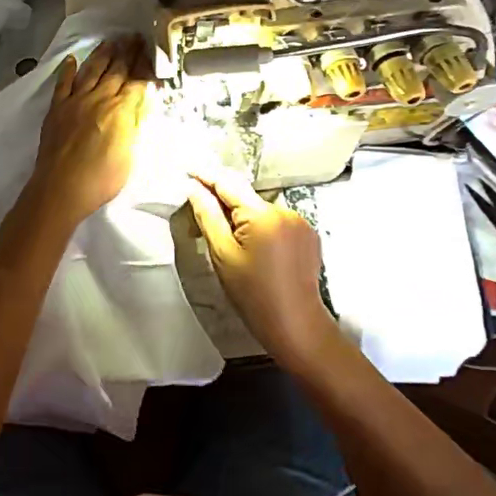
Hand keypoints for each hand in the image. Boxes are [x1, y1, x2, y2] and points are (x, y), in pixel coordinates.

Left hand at [29, 36, 149, 223]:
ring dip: (102, 54)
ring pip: (91, 70)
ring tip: (111, 41)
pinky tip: (71, 59)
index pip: (137, 81)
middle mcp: (99, 98)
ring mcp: (75, 101)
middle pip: (116, 69)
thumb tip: (142, 103)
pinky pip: (63, 83)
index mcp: (121, 110)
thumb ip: (135, 126)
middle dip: (127, 52)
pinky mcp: (57, 108)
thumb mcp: (130, 155)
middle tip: (134, 37)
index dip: (145, 65)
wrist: (61, 187)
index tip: (150, 51)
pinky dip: (67, 70)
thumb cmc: (101, 178)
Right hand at [187, 168, 339, 364]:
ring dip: (241, 218)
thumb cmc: (253, 293)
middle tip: (198, 219)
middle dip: (222, 203)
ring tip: (227, 242)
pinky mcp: (307, 236)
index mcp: (262, 214)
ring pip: (259, 210)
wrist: (296, 325)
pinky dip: (260, 228)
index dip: (206, 175)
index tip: (188, 170)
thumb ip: (207, 215)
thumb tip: (193, 187)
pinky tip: (253, 251)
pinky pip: (275, 222)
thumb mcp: (222, 254)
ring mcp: (300, 222)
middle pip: (244, 197)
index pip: (228, 183)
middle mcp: (284, 211)